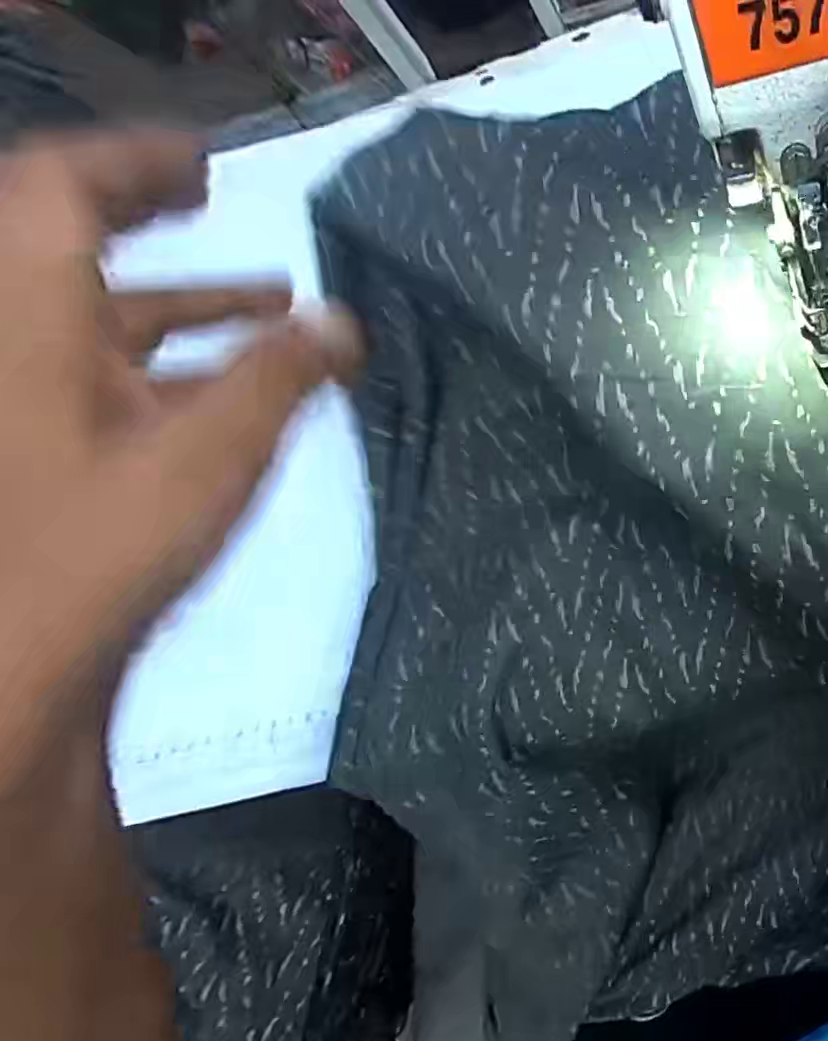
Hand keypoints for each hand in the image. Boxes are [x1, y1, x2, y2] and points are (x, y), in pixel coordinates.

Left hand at [0, 130, 361, 783]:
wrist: (11, 643)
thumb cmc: (97, 537)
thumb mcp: (209, 450)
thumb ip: (278, 376)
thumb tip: (342, 319)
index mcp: (26, 318)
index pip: (54, 192)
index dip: (131, 161)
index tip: (207, 157)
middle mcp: (16, 337)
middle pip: (59, 240)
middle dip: (144, 213)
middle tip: (218, 200)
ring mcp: (33, 389)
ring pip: (97, 312)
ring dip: (186, 297)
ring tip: (276, 298)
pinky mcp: (52, 435)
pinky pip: (113, 366)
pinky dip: (183, 355)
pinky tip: (248, 377)